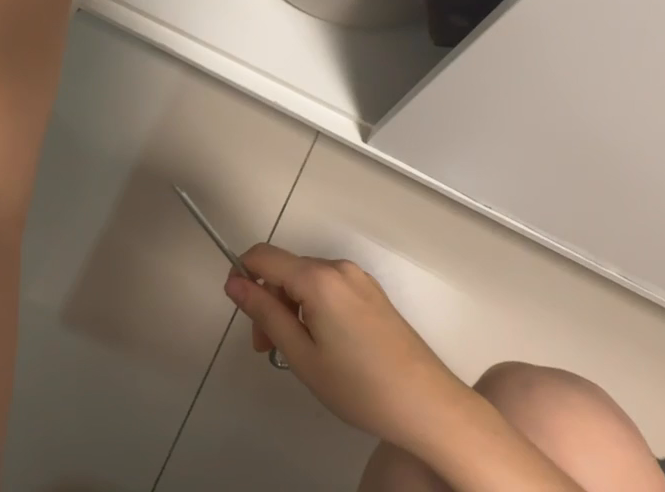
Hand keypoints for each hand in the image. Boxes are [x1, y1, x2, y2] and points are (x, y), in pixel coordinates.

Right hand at [226, 244, 468, 447]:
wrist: (430, 407)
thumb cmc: (359, 386)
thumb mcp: (301, 354)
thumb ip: (264, 313)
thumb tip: (234, 283)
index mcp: (318, 278)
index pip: (262, 256)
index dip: (242, 275)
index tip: (240, 310)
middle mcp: (339, 268)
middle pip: (285, 270)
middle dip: (268, 301)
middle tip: (267, 347)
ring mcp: (360, 280)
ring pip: (306, 281)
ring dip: (290, 307)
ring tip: (295, 352)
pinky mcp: (373, 295)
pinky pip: (329, 289)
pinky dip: (313, 308)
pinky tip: (322, 345)